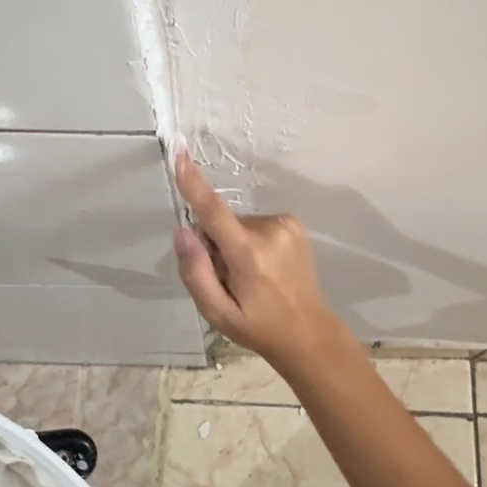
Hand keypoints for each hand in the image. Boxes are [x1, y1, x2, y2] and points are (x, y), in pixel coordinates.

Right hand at [171, 150, 349, 367]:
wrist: (307, 331)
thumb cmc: (258, 326)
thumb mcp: (217, 313)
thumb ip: (196, 272)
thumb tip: (183, 230)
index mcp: (249, 255)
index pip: (214, 211)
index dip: (193, 183)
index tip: (179, 154)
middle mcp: (270, 230)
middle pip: (222, 222)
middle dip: (215, 244)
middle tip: (228, 279)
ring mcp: (286, 224)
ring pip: (238, 223)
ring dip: (234, 243)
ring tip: (249, 277)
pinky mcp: (293, 223)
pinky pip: (255, 224)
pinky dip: (250, 240)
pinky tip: (263, 267)